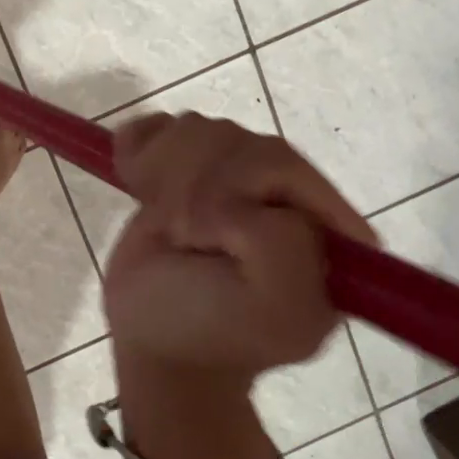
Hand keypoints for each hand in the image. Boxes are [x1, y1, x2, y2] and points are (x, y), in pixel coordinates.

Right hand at [103, 113, 376, 375]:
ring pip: (197, 129)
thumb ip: (281, 246)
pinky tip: (139, 187)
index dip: (233, 190)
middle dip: (193, 190)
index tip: (203, 237)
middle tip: (181, 239)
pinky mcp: (182, 161)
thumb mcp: (273, 310)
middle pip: (236, 142)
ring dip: (164, 177)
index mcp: (318, 225)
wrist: (147, 336)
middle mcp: (280, 193)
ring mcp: (229, 174)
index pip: (280, 164)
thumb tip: (236, 198)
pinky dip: (139, 151)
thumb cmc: (207, 330)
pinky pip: (160, 123)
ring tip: (165, 228)